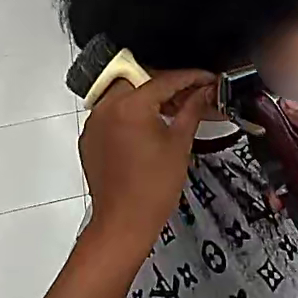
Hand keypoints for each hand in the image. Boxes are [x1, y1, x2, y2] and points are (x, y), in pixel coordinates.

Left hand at [80, 70, 213, 253]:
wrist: (125, 221)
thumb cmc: (152, 189)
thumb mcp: (180, 142)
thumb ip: (192, 109)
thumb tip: (203, 93)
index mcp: (130, 106)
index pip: (165, 79)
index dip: (191, 77)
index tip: (207, 79)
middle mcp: (106, 109)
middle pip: (141, 79)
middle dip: (168, 83)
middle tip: (192, 92)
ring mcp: (95, 123)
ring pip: (125, 94)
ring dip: (150, 96)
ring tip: (175, 110)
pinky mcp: (91, 138)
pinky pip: (113, 113)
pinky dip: (133, 113)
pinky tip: (153, 126)